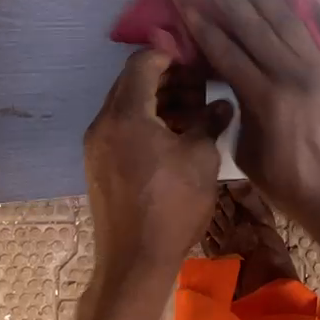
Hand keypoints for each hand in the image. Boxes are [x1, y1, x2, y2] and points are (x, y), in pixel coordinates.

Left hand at [83, 49, 232, 275]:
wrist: (135, 264)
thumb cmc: (172, 206)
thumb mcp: (201, 159)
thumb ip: (209, 122)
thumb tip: (222, 103)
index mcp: (126, 114)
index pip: (143, 62)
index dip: (171, 55)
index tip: (198, 60)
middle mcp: (104, 122)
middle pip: (132, 81)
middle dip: (167, 77)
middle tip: (201, 84)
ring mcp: (98, 145)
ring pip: (127, 104)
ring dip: (159, 99)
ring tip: (194, 109)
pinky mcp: (99, 164)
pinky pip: (122, 126)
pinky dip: (147, 120)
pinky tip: (176, 134)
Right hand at [182, 0, 319, 239]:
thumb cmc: (294, 188)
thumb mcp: (251, 158)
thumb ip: (242, 117)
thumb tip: (238, 89)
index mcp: (266, 99)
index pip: (228, 54)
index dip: (207, 28)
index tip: (192, 5)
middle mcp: (294, 76)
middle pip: (257, 31)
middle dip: (234, 5)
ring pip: (293, 26)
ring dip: (270, 1)